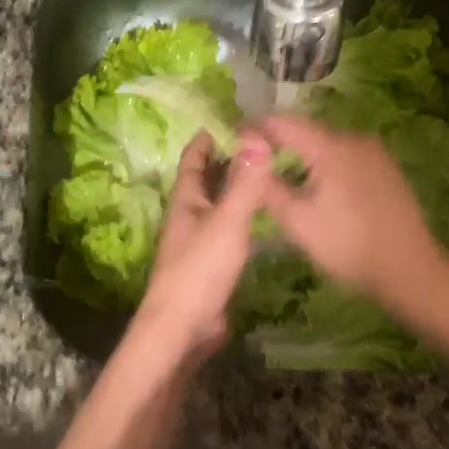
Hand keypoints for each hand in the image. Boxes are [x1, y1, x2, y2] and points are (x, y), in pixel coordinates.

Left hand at [131, 132, 274, 366]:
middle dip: (226, 161)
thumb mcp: (228, 222)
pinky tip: (261, 220)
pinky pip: (226, 230)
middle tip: (259, 145)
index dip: (208, 139)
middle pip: (206, 180)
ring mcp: (197, 241)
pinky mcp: (210, 265)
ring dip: (235, 189)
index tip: (229, 120)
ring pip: (217, 205)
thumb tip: (258, 139)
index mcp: (185, 199)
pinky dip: (242, 218)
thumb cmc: (200, 270)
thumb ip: (245, 184)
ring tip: (266, 176)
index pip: (193, 159)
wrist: (182, 329)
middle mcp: (188, 215)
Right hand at [249, 114, 448, 302]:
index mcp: (329, 146)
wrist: (411, 272)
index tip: (233, 143)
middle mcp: (352, 137)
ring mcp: (373, 150)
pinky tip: (316, 187)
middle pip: (303, 129)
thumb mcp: (297, 221)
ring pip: (324, 142)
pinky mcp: (385, 166)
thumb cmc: (348, 247)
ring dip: (300, 153)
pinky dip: (324, 162)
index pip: (280, 121)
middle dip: (275, 142)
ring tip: (280, 176)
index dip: (252, 129)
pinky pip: (344, 154)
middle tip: (252, 164)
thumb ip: (266, 185)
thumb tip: (243, 158)